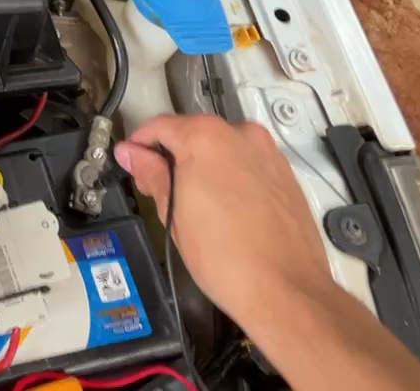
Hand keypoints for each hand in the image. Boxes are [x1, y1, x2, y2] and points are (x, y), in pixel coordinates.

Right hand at [115, 113, 332, 325]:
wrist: (287, 294)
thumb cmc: (227, 257)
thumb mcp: (172, 211)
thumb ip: (150, 173)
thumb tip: (132, 154)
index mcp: (206, 137)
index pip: (160, 126)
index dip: (140, 145)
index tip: (132, 161)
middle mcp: (240, 135)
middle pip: (192, 133)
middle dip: (173, 156)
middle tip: (158, 186)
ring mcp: (267, 154)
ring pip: (221, 148)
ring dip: (203, 165)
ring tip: (194, 203)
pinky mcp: (286, 176)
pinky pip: (247, 164)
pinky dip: (231, 176)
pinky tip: (225, 209)